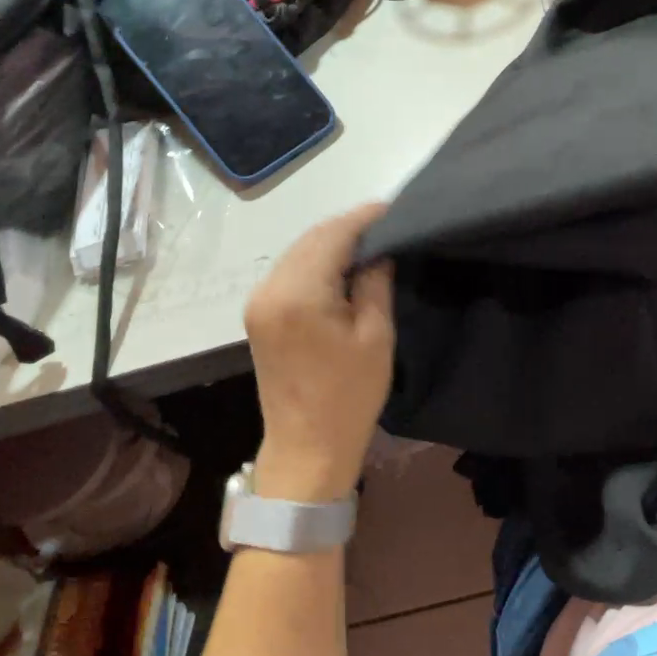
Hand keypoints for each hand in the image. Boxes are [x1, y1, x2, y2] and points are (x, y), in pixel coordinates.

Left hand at [243, 203, 393, 501]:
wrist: (306, 447)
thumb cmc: (349, 394)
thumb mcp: (376, 334)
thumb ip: (374, 281)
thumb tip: (378, 249)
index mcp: (299, 293)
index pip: (334, 235)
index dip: (366, 217)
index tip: (397, 208)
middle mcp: (269, 288)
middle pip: (312, 238)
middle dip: (350, 227)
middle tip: (390, 223)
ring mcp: (259, 301)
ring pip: (300, 251)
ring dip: (333, 242)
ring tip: (373, 243)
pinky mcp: (260, 314)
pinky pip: (291, 271)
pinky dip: (318, 261)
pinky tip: (345, 266)